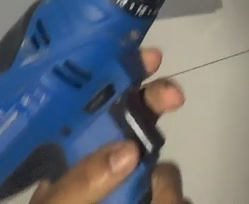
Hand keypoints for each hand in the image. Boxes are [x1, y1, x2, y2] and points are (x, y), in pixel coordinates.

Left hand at [29, 49, 189, 203]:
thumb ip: (81, 184)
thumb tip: (128, 149)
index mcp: (71, 159)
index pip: (98, 105)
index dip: (125, 73)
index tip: (151, 58)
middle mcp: (105, 168)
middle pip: (140, 120)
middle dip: (159, 103)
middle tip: (174, 98)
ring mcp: (132, 192)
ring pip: (164, 169)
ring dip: (163, 188)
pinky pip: (177, 199)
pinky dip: (173, 203)